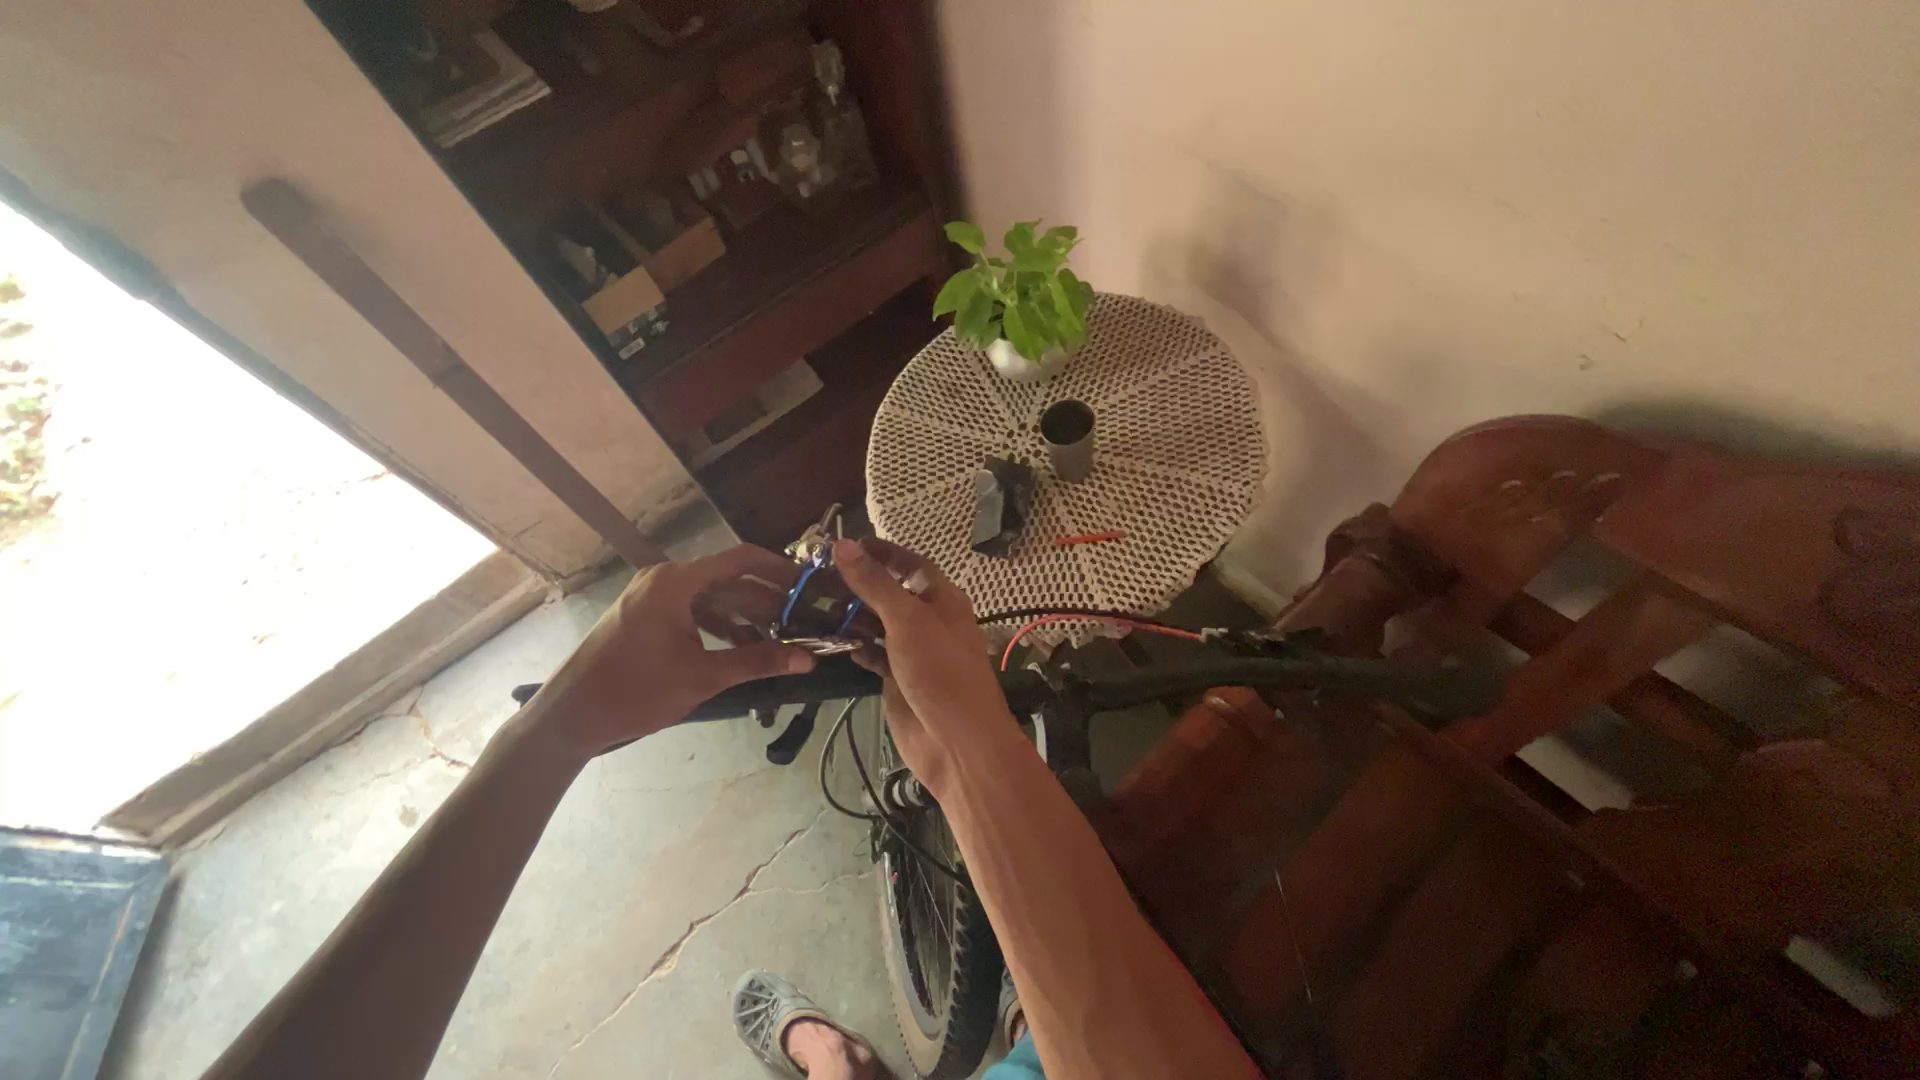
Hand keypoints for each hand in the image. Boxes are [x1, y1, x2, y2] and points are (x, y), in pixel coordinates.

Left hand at [533, 545, 815, 753]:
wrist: (568, 717)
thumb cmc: (633, 692)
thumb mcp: (701, 677)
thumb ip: (757, 662)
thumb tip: (808, 659)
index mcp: (677, 582)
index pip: (742, 560)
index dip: (781, 570)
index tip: (813, 586)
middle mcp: (666, 579)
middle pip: (731, 581)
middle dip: (770, 602)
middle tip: (807, 621)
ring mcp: (655, 596)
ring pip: (715, 598)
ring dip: (748, 618)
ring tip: (784, 639)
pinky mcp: (648, 615)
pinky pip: (696, 611)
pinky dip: (722, 627)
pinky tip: (746, 649)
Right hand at [832, 538, 1017, 790]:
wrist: (958, 743)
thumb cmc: (941, 672)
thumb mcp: (908, 620)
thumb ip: (875, 584)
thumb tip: (843, 544)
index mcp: (942, 599)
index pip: (910, 563)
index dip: (881, 552)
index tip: (845, 545)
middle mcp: (928, 621)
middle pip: (890, 593)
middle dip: (858, 584)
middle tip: (815, 577)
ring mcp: (913, 652)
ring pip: (878, 624)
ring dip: (851, 615)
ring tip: (812, 604)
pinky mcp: (898, 679)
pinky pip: (872, 654)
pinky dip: (854, 646)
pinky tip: (829, 641)